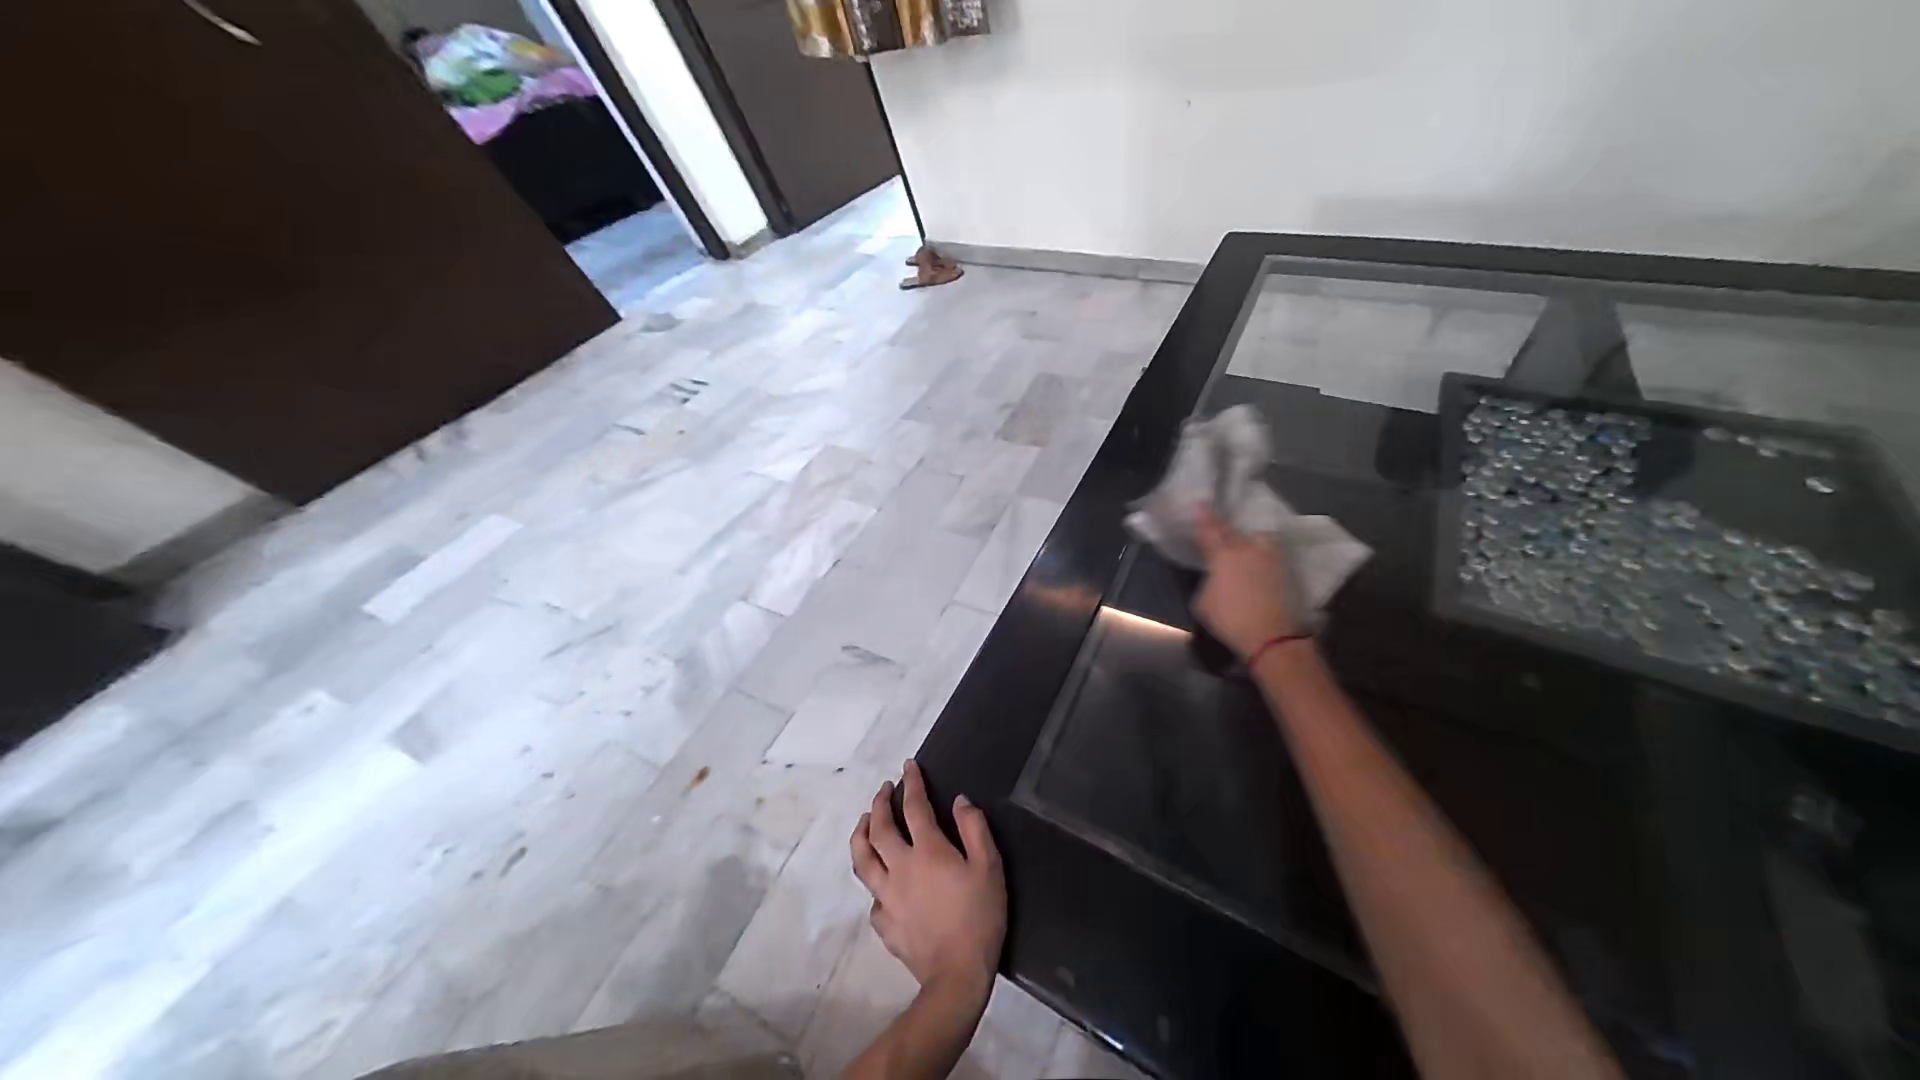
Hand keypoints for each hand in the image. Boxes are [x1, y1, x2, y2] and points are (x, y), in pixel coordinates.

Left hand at [849, 761, 1005, 998]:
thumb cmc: (979, 917)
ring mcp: (886, 896)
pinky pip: (872, 895)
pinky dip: (874, 881)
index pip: (914, 806)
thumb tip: (958, 800)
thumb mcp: (989, 867)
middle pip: (879, 827)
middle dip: (879, 802)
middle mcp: (899, 867)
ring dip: (861, 834)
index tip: (908, 766)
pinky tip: (879, 880)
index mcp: (927, 850)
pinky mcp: (883, 922)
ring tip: (864, 822)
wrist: (957, 975)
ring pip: (862, 859)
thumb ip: (974, 829)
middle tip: (883, 789)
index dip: (911, 782)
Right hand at [1193, 504, 1300, 658]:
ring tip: (1246, 547)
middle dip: (1224, 529)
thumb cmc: (1230, 619)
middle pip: (1233, 532)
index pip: (1210, 530)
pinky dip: (1264, 556)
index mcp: (1223, 555)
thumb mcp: (1203, 601)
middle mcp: (1248, 549)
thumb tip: (1215, 575)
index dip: (1203, 516)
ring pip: (1257, 540)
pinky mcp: (1287, 569)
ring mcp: (1271, 557)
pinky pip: (1271, 554)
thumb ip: (1208, 580)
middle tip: (1219, 527)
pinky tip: (1261, 564)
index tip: (1201, 502)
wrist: (1272, 636)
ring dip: (1249, 541)